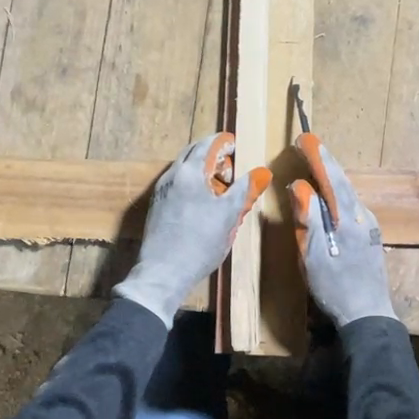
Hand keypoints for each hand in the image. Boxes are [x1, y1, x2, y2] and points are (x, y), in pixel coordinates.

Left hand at [113, 133, 269, 326]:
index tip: (239, 151)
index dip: (226, 144)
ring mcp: (161, 191)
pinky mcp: (157, 207)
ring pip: (184, 169)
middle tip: (231, 172)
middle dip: (213, 156)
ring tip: (220, 190)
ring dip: (202, 171)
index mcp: (189, 171)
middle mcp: (172, 175)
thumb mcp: (229, 215)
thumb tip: (262, 172)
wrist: (162, 274)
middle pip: (194, 153)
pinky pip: (178, 184)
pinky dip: (192, 184)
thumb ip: (245, 189)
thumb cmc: (200, 241)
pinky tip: (203, 205)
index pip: (208, 144)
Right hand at [289, 143, 396, 326]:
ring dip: (333, 179)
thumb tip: (300, 186)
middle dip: (326, 163)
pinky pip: (352, 208)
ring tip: (317, 167)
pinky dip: (338, 197)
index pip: (333, 179)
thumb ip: (308, 218)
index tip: (307, 138)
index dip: (320, 158)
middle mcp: (363, 216)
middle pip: (343, 183)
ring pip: (348, 195)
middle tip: (310, 146)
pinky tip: (331, 201)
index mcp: (349, 218)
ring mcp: (370, 227)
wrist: (369, 315)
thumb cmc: (336, 286)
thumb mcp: (314, 254)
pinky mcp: (370, 238)